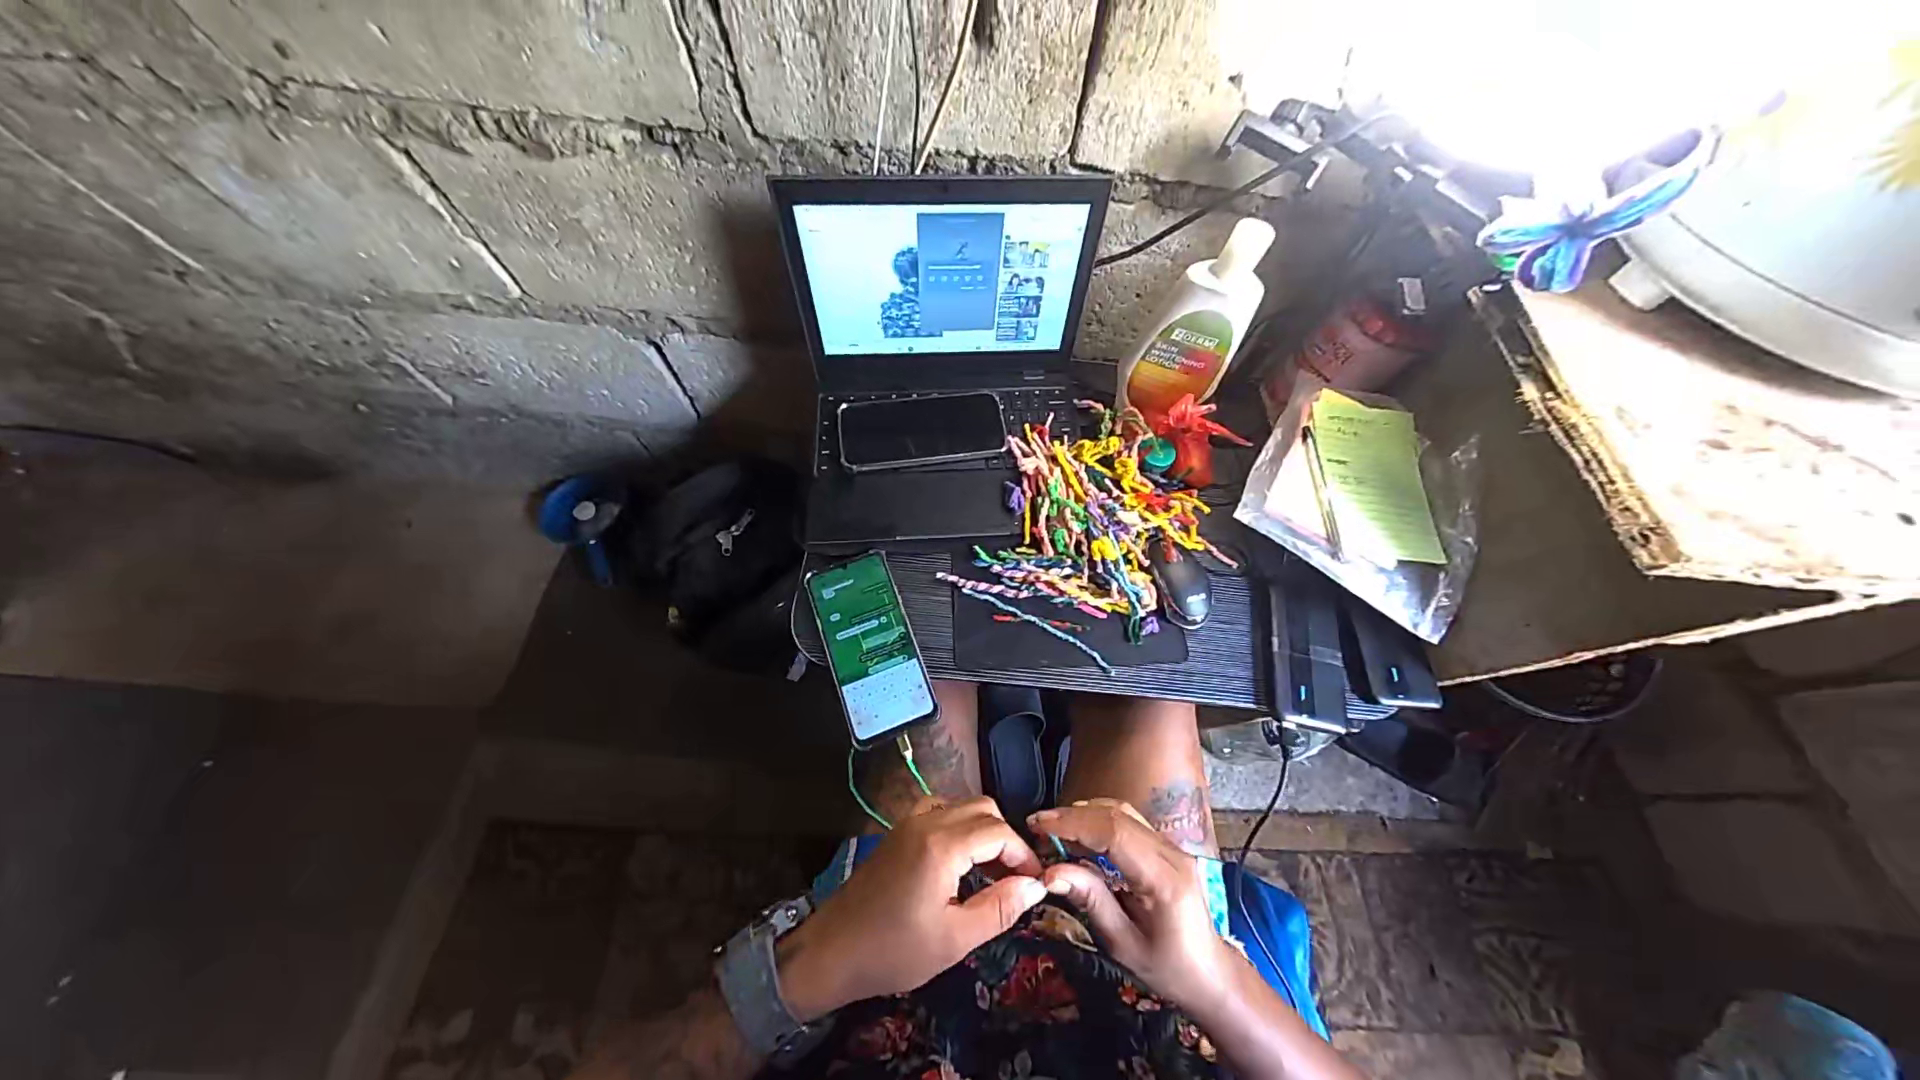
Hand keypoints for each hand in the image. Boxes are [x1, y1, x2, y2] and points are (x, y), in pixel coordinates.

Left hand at [777, 796, 1047, 1020]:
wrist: (832, 950)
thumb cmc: (893, 951)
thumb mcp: (954, 939)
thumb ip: (999, 908)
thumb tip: (1035, 886)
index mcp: (941, 845)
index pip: (999, 831)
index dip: (1023, 854)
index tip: (1034, 883)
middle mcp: (927, 821)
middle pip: (984, 808)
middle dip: (1006, 839)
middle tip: (1015, 878)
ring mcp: (910, 821)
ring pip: (963, 805)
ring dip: (984, 829)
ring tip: (992, 871)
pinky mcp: (900, 830)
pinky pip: (941, 811)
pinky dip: (961, 825)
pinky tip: (961, 860)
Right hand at [1028, 799, 1242, 1012]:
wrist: (1213, 976)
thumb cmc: (1170, 969)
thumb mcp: (1124, 944)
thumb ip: (1090, 901)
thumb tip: (1050, 872)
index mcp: (1164, 879)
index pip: (1114, 832)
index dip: (1073, 823)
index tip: (1038, 826)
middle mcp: (1171, 853)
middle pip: (1115, 815)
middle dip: (1071, 815)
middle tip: (1037, 826)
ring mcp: (1172, 846)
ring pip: (1121, 811)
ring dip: (1083, 814)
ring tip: (1052, 829)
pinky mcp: (1166, 846)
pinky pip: (1128, 820)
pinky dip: (1097, 819)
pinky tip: (1078, 833)